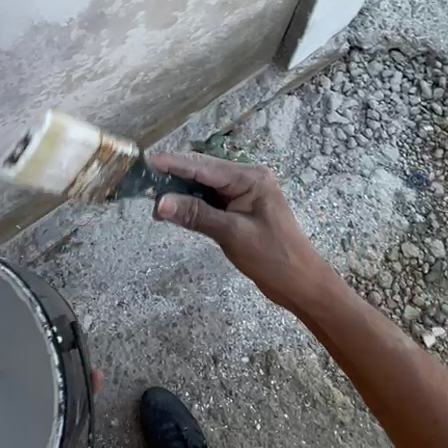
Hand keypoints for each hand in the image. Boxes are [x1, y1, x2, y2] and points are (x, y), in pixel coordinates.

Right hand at [148, 148, 339, 312]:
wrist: (303, 285)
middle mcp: (247, 178)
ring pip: (204, 186)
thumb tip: (160, 203)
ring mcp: (244, 193)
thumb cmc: (273, 258)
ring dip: (181, 192)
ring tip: (154, 199)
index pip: (204, 167)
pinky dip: (193, 204)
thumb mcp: (232, 235)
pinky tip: (174, 210)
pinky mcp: (240, 208)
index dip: (174, 164)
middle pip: (203, 172)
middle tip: (144, 182)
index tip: (147, 161)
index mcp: (250, 177)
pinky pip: (210, 199)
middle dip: (174, 177)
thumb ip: (196, 216)